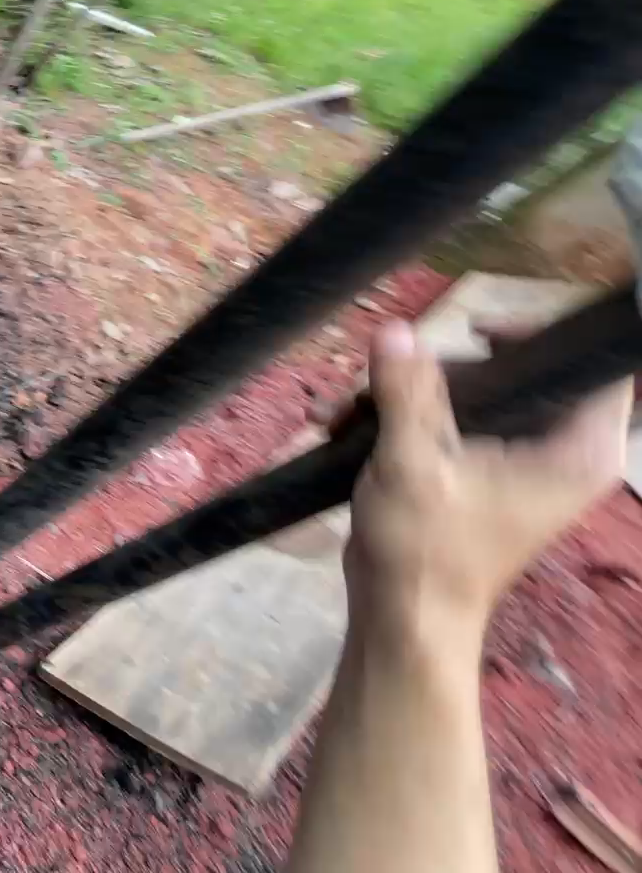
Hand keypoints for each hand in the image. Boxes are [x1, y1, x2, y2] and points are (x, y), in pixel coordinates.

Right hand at [345, 320, 632, 635]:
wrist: (402, 608)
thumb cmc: (425, 544)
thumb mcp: (411, 462)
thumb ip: (407, 393)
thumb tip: (395, 330)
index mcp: (575, 452)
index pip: (593, 370)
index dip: (543, 339)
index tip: (473, 330)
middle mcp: (555, 454)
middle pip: (511, 378)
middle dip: (436, 373)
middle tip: (379, 383)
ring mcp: (510, 466)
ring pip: (466, 400)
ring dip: (400, 398)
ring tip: (344, 414)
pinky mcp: (471, 476)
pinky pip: (442, 426)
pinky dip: (395, 421)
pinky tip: (347, 429)